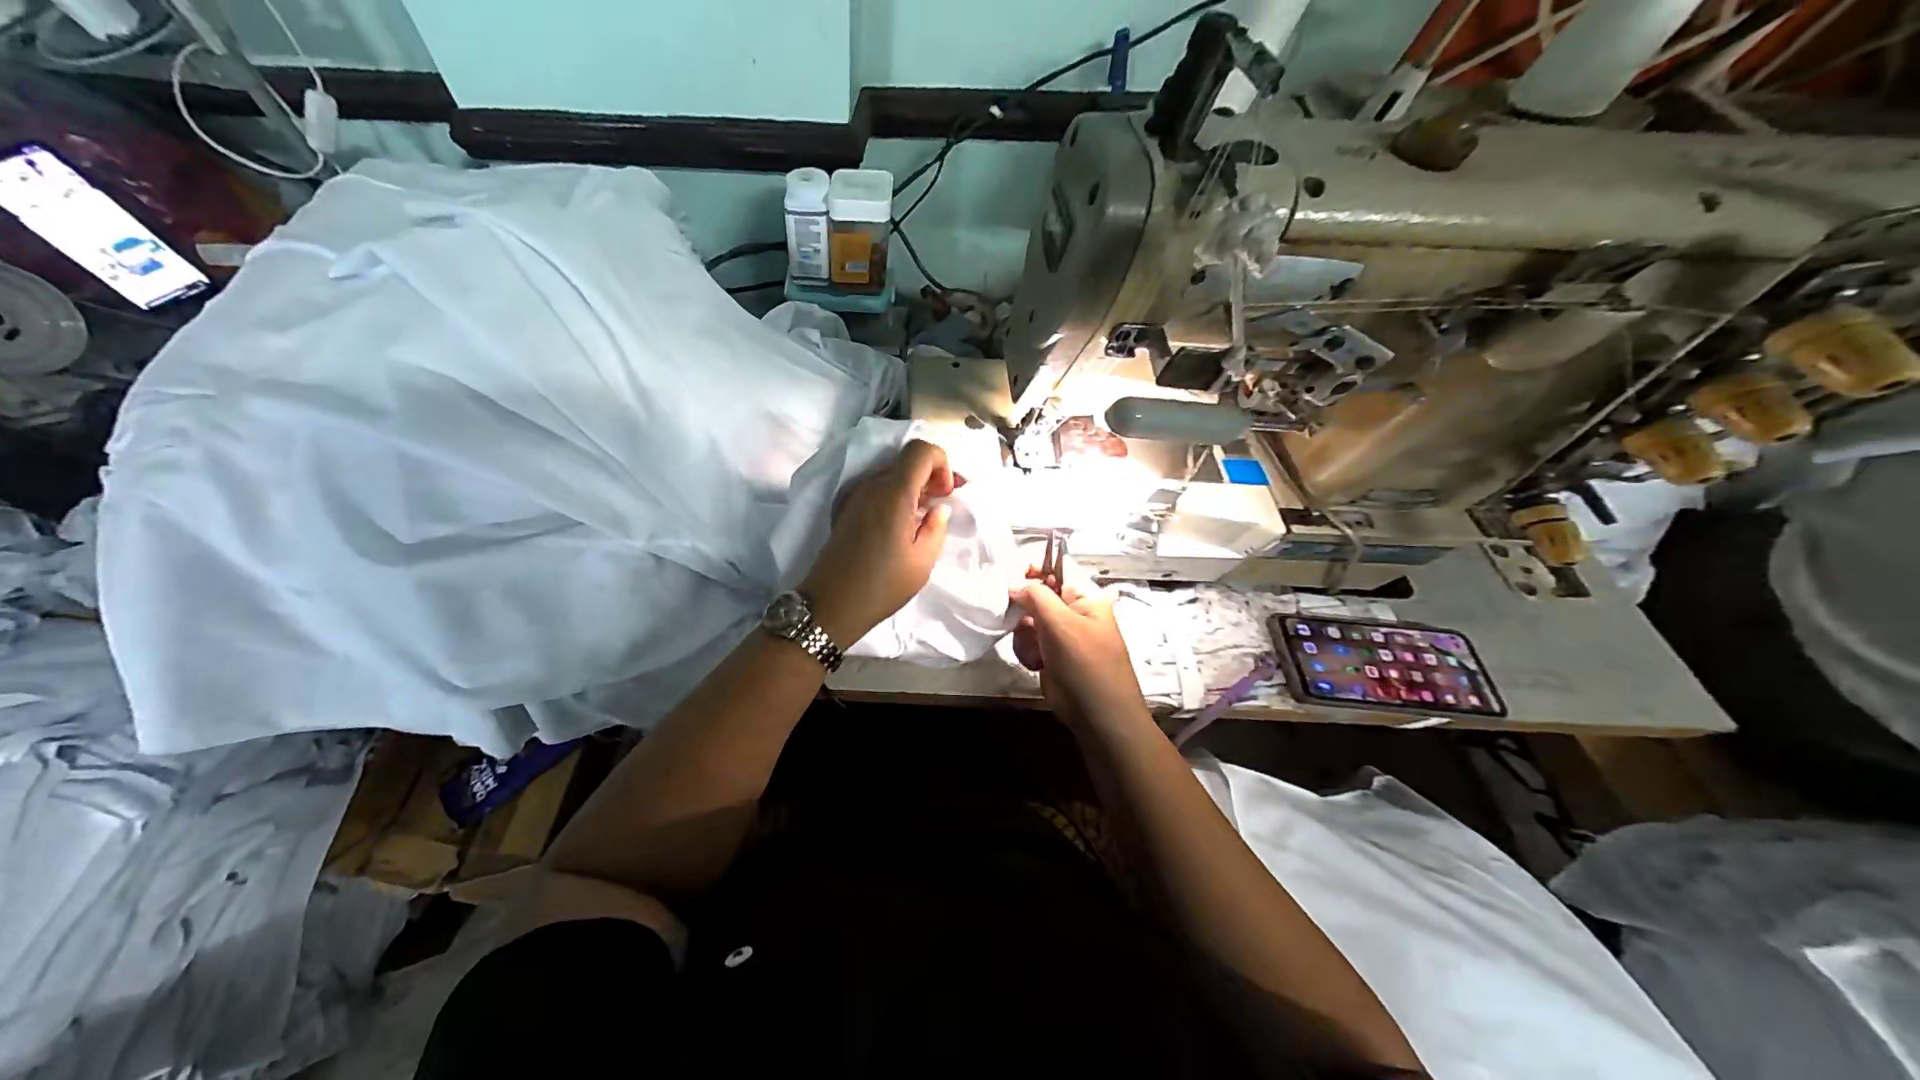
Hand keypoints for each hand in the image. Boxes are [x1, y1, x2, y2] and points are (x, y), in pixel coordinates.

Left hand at [801, 439, 956, 644]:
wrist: (830, 605)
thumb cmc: (881, 586)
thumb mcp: (922, 562)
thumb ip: (936, 527)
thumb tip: (938, 508)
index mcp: (893, 494)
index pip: (921, 450)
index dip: (942, 464)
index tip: (946, 493)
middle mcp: (871, 485)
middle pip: (906, 460)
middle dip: (930, 475)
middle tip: (942, 502)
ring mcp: (854, 495)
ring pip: (891, 472)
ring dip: (912, 485)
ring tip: (924, 515)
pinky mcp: (845, 507)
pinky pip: (876, 488)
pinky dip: (895, 495)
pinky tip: (902, 522)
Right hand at [1010, 561, 1151, 731]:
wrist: (1097, 713)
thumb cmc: (1085, 662)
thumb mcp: (1061, 622)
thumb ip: (1036, 596)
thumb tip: (1015, 585)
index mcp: (1087, 598)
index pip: (1059, 570)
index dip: (1037, 570)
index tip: (1015, 574)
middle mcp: (1075, 613)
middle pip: (1039, 597)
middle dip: (1027, 610)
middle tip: (1023, 621)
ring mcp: (1062, 636)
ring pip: (1029, 621)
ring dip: (1026, 636)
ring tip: (1036, 652)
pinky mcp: (1051, 656)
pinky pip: (1029, 642)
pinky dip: (1028, 651)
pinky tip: (1036, 664)